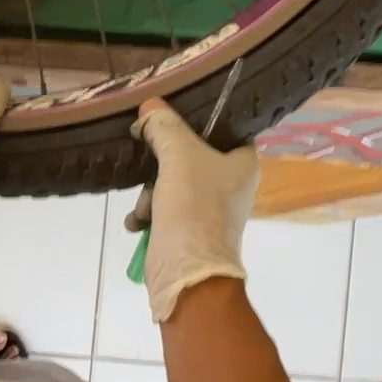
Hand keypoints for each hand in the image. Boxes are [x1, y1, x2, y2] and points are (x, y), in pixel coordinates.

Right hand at [132, 97, 259, 322]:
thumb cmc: (193, 210)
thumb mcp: (178, 157)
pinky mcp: (189, 232)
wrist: (187, 274)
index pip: (220, 128)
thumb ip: (163, 127)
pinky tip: (138, 224)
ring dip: (149, 195)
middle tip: (148, 170)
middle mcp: (230, 185)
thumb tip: (149, 108)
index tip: (164, 122)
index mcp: (243, 163)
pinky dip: (148, 215)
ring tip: (145, 210)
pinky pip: (163, 211)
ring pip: (170, 185)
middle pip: (188, 156)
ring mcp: (209, 211)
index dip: (193, 123)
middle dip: (160, 167)